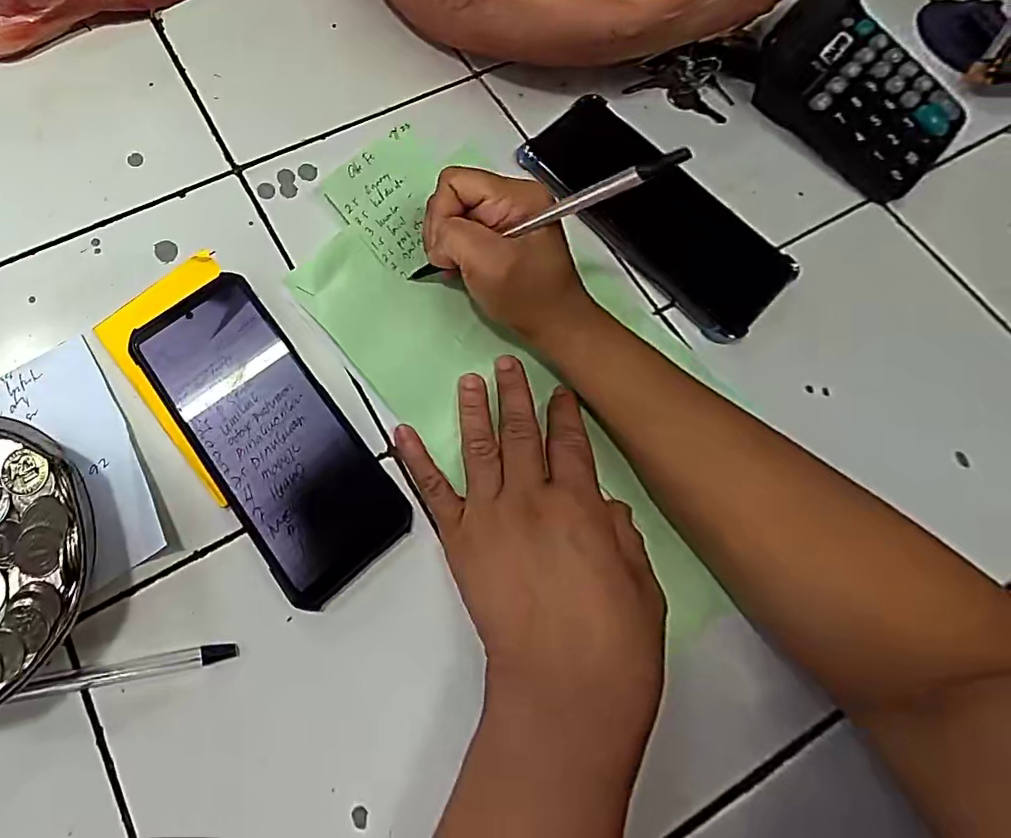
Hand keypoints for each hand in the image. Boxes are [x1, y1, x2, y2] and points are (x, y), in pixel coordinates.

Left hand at [395, 356, 664, 748]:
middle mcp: (528, 500)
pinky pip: (431, 487)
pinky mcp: (455, 534)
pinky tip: (402, 429)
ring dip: (473, 412)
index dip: (565, 416)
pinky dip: (414, 456)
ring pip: (478, 450)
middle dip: (515, 397)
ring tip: (468, 380)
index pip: (571, 448)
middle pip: (522, 437)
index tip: (559, 390)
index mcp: (580, 508)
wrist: (562, 680)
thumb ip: (618, 535)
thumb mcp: (641, 584)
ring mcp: (485, 514)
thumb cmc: (615, 641)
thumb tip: (603, 503)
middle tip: (506, 364)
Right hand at [421, 167, 600, 344]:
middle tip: (457, 258)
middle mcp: (508, 197)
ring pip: (446, 214)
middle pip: (447, 196)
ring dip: (444, 242)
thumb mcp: (486, 260)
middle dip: (441, 230)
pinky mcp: (492, 229)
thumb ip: (452, 233)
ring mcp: (499, 213)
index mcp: (515, 195)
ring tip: (461, 263)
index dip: (442, 213)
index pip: (453, 182)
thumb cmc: (526, 294)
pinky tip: (462, 263)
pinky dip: (449, 248)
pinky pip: (453, 227)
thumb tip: (438, 230)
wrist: (550, 320)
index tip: (454, 246)